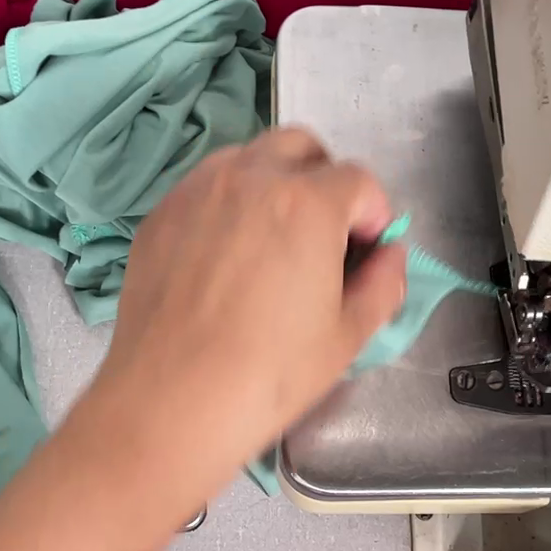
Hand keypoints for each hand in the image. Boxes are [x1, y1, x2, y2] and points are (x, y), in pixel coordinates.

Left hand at [84, 127, 406, 490]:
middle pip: (302, 148)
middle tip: (324, 237)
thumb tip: (389, 254)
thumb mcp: (349, 337)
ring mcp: (197, 191)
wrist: (172, 401)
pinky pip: (205, 189)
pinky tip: (225, 260)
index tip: (367, 252)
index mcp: (308, 202)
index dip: (374, 215)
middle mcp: (250, 177)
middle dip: (325, 181)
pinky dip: (228, 206)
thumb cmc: (271, 374)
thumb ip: (385, 283)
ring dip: (274, 185)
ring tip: (272, 244)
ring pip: (248, 159)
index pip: (359, 180)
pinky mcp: (161, 215)